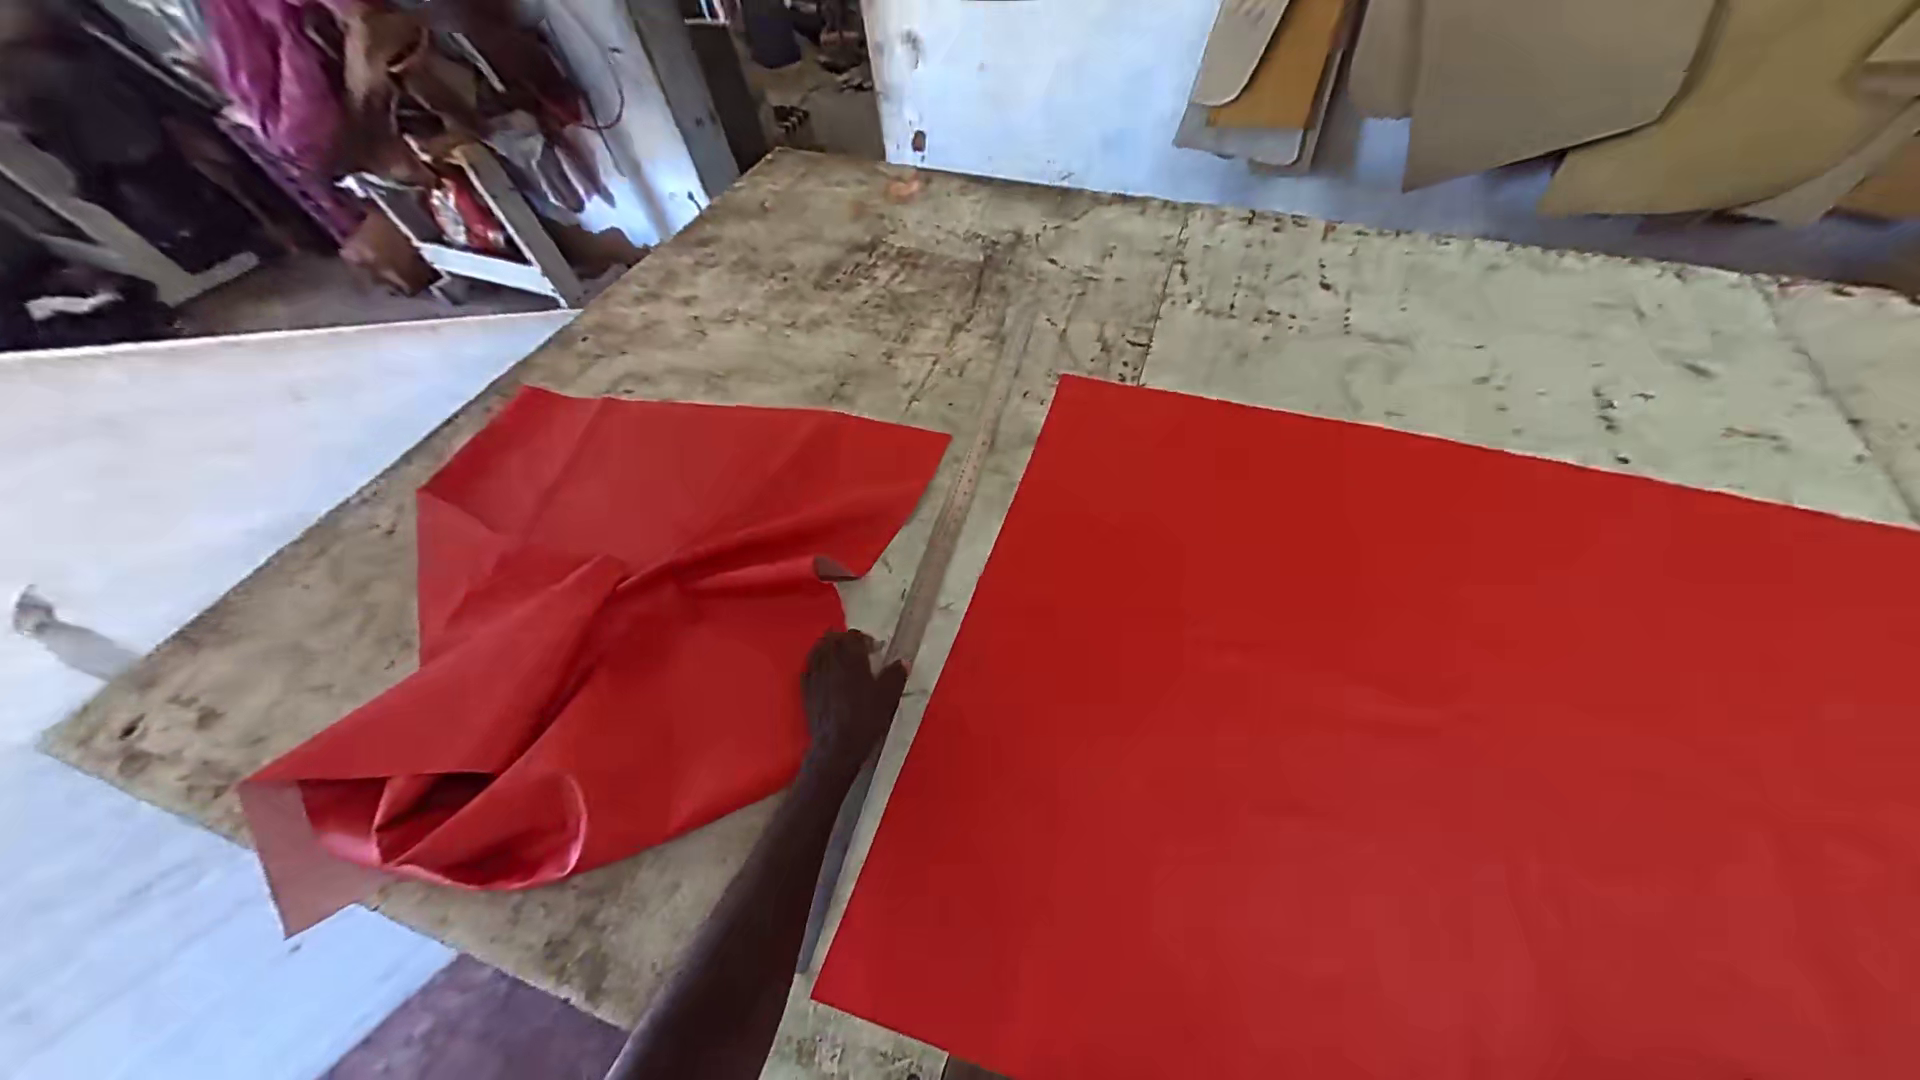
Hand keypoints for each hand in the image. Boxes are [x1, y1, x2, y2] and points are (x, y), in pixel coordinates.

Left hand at [801, 630, 906, 773]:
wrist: (838, 745)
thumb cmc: (866, 718)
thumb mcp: (888, 697)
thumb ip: (896, 675)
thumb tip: (902, 662)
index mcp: (851, 658)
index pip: (854, 636)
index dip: (866, 639)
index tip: (875, 649)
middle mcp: (830, 661)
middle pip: (833, 639)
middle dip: (845, 640)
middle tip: (857, 650)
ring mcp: (815, 674)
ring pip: (818, 650)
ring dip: (829, 648)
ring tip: (839, 657)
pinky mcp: (806, 689)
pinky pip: (809, 667)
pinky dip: (816, 663)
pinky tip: (824, 672)